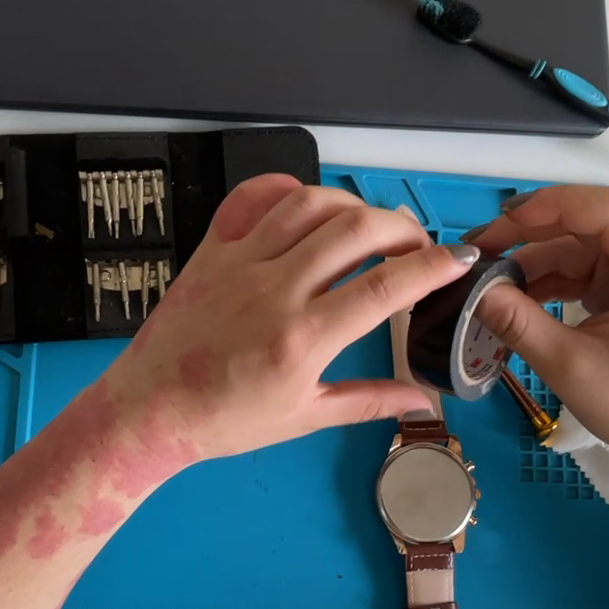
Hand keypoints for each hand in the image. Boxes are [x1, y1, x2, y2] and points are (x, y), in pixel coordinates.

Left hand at [101, 175, 479, 461]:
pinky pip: (253, 197)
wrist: (150, 409)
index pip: (385, 288)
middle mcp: (275, 290)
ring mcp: (240, 262)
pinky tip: (308, 204)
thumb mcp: (304, 418)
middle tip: (416, 245)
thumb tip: (425, 401)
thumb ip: (369, 401)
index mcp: (303, 338)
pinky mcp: (212, 249)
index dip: (432, 267)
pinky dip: (287, 187)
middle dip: (402, 227)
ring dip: (352, 205)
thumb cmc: (225, 421)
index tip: (458, 259)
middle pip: (355, 230)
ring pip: (309, 203)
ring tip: (369, 226)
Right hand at [470, 185, 608, 474]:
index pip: (606, 212)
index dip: (548, 208)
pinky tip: (511, 294)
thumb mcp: (570, 367)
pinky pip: (581, 269)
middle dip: (530, 234)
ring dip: (532, 260)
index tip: (497, 224)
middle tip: (478, 251)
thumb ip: (519, 323)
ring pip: (579, 246)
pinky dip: (545, 280)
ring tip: (484, 278)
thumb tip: (471, 290)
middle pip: (589, 224)